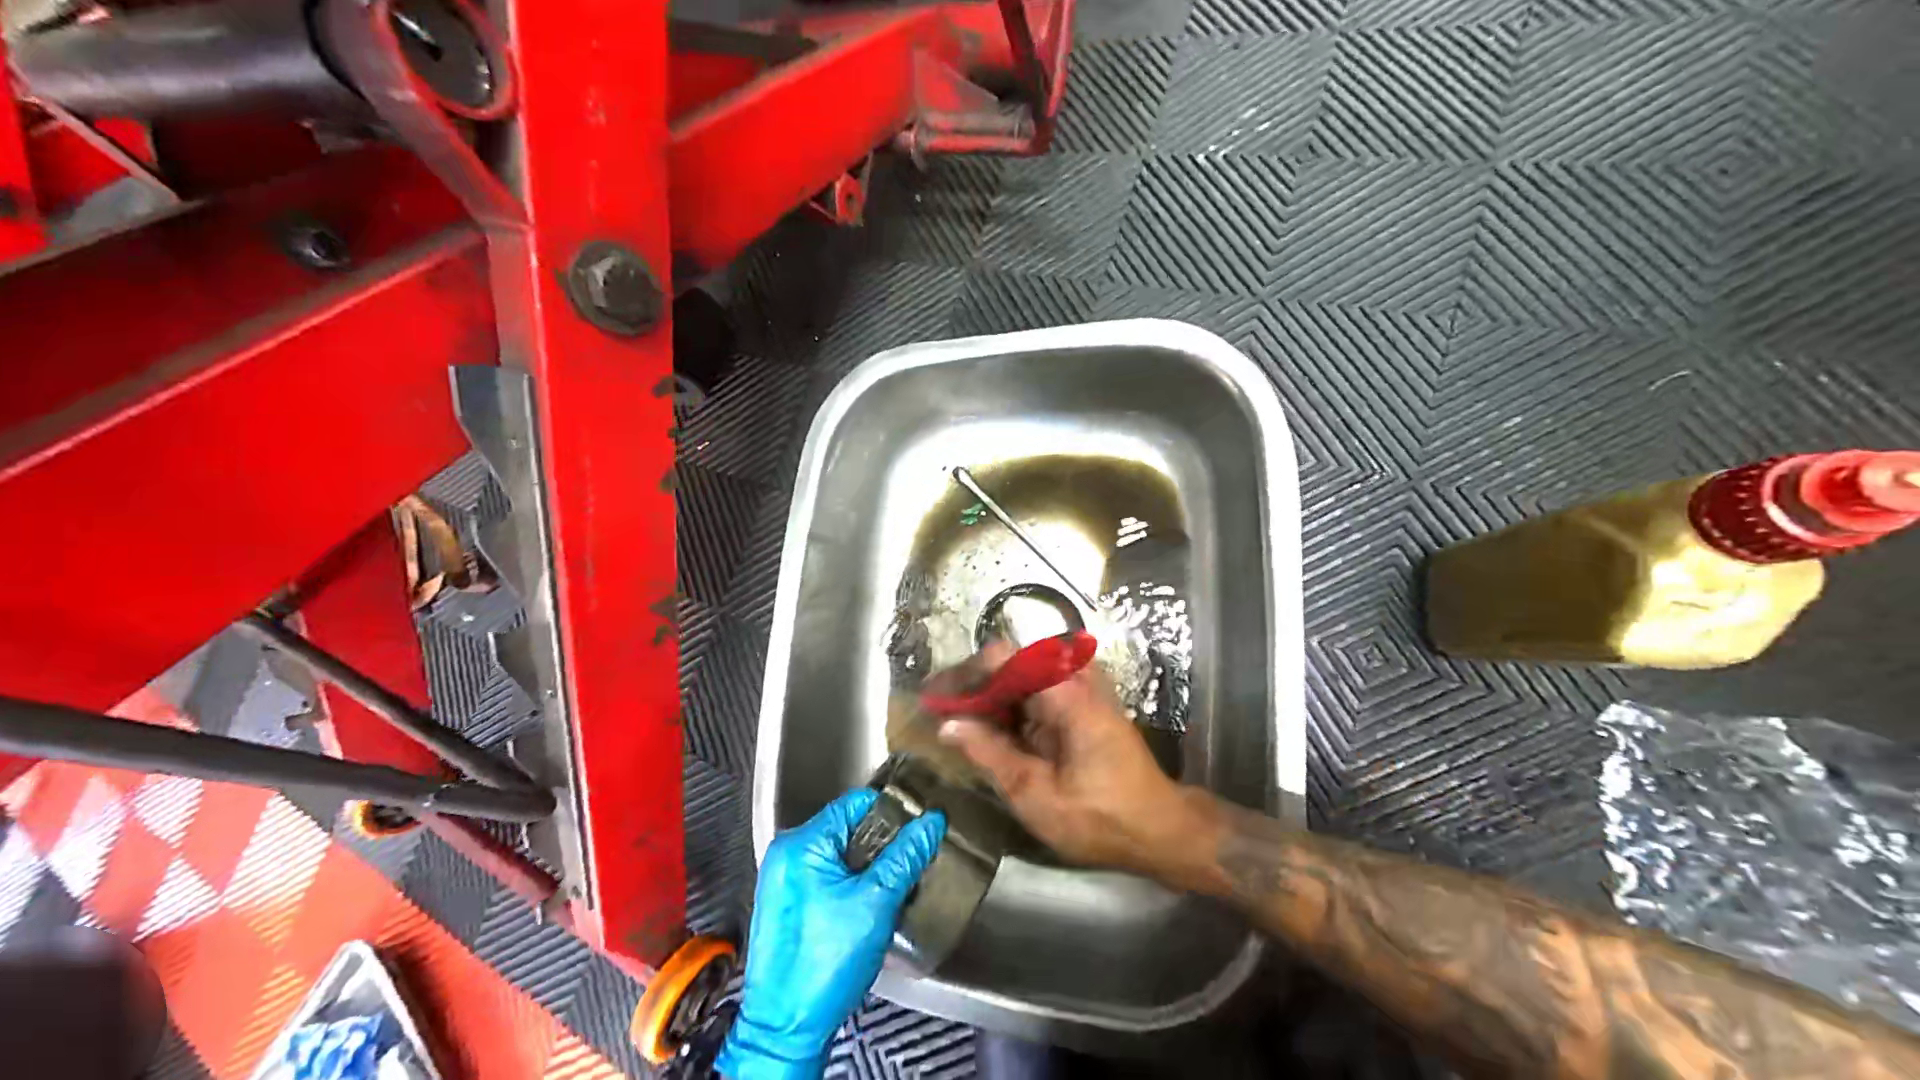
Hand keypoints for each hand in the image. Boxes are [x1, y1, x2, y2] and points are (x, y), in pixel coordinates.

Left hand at [716, 788, 944, 1079]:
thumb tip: (928, 825)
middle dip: (882, 845)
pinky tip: (867, 908)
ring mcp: (783, 880)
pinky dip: (850, 884)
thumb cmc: (819, 972)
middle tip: (907, 862)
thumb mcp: (876, 904)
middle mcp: (786, 855)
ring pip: (839, 854)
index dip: (891, 811)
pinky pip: (826, 876)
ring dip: (868, 867)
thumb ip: (905, 858)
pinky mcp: (787, 903)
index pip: (856, 803)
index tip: (916, 824)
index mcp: (802, 844)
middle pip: (848, 828)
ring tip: (890, 889)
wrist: (785, 1030)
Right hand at [934, 642, 1218, 887]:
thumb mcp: (1036, 794)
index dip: (965, 675)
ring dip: (987, 697)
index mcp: (1066, 693)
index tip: (936, 700)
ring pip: (1019, 676)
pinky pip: (1035, 692)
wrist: (1159, 830)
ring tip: (954, 722)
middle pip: (1010, 662)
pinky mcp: (1080, 704)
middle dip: (971, 686)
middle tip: (939, 714)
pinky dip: (1008, 708)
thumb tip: (947, 724)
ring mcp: (1081, 688)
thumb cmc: (1100, 819)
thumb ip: (989, 753)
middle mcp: (1075, 678)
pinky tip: (986, 730)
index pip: (1004, 657)